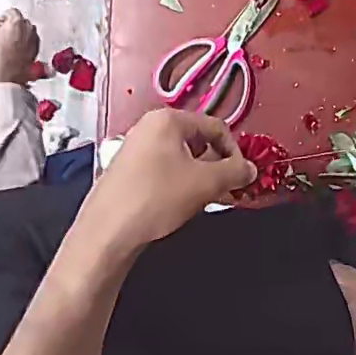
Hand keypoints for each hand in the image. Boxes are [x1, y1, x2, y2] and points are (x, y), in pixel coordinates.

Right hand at [0, 9, 39, 85]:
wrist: (7, 78)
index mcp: (16, 23)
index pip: (12, 11)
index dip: (3, 16)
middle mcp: (29, 29)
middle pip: (21, 20)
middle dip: (12, 24)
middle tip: (1, 31)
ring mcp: (34, 39)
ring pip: (27, 30)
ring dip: (19, 33)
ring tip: (6, 42)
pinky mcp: (37, 49)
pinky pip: (31, 40)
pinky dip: (24, 41)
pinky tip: (14, 49)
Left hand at [77, 110, 255, 246]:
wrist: (105, 234)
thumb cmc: (156, 198)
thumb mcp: (206, 183)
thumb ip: (235, 172)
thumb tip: (250, 169)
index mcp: (168, 120)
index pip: (217, 127)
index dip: (235, 151)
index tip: (241, 175)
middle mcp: (150, 127)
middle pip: (199, 141)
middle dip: (217, 166)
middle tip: (226, 189)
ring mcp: (136, 147)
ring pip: (183, 157)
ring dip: (201, 176)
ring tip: (206, 199)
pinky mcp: (128, 169)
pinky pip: (165, 168)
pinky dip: (181, 182)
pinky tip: (183, 204)